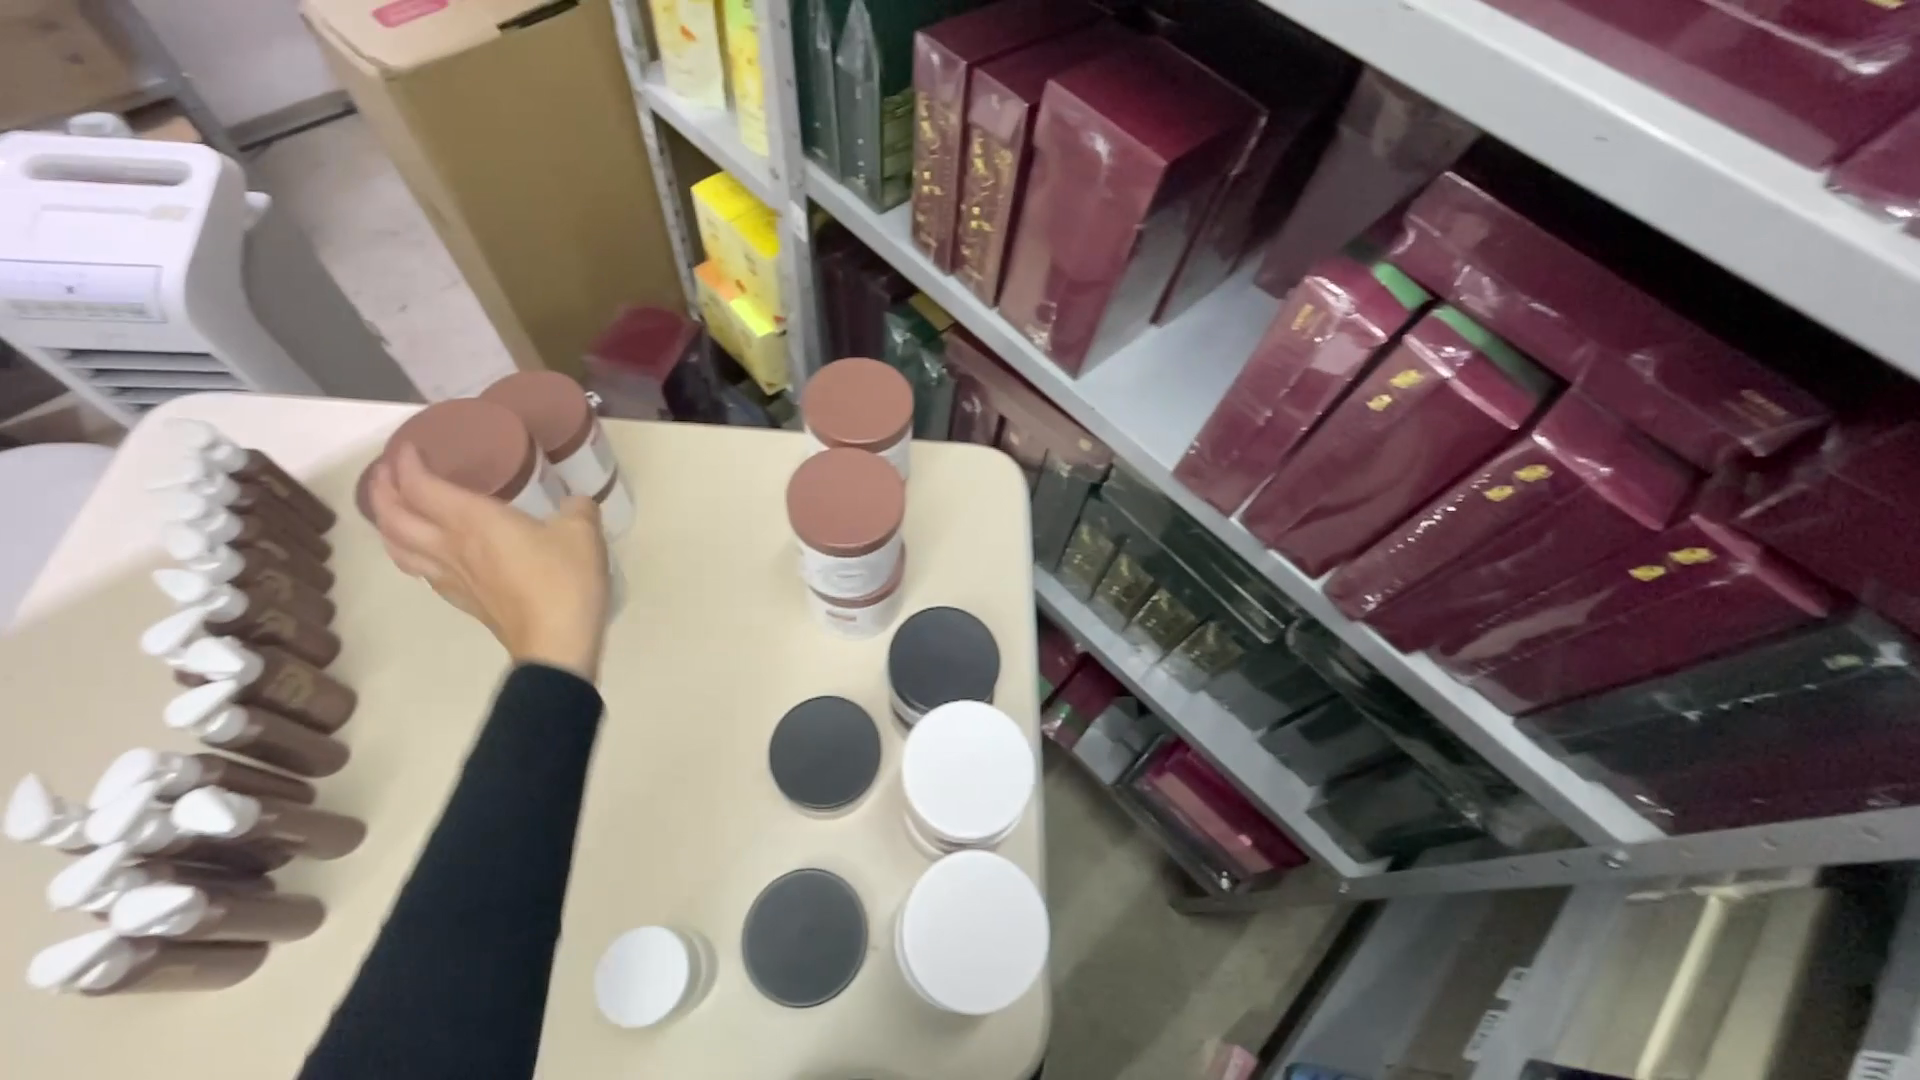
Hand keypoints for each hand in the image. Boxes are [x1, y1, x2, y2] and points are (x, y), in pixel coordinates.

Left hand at [369, 443, 609, 679]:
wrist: (556, 643)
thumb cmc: (564, 581)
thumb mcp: (582, 533)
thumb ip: (577, 509)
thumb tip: (575, 503)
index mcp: (473, 521)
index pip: (421, 486)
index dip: (406, 463)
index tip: (408, 447)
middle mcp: (451, 546)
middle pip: (395, 516)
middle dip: (384, 490)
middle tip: (387, 473)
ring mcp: (452, 578)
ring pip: (398, 547)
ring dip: (387, 524)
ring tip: (393, 511)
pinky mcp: (463, 601)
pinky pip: (421, 571)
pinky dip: (410, 553)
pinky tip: (427, 553)